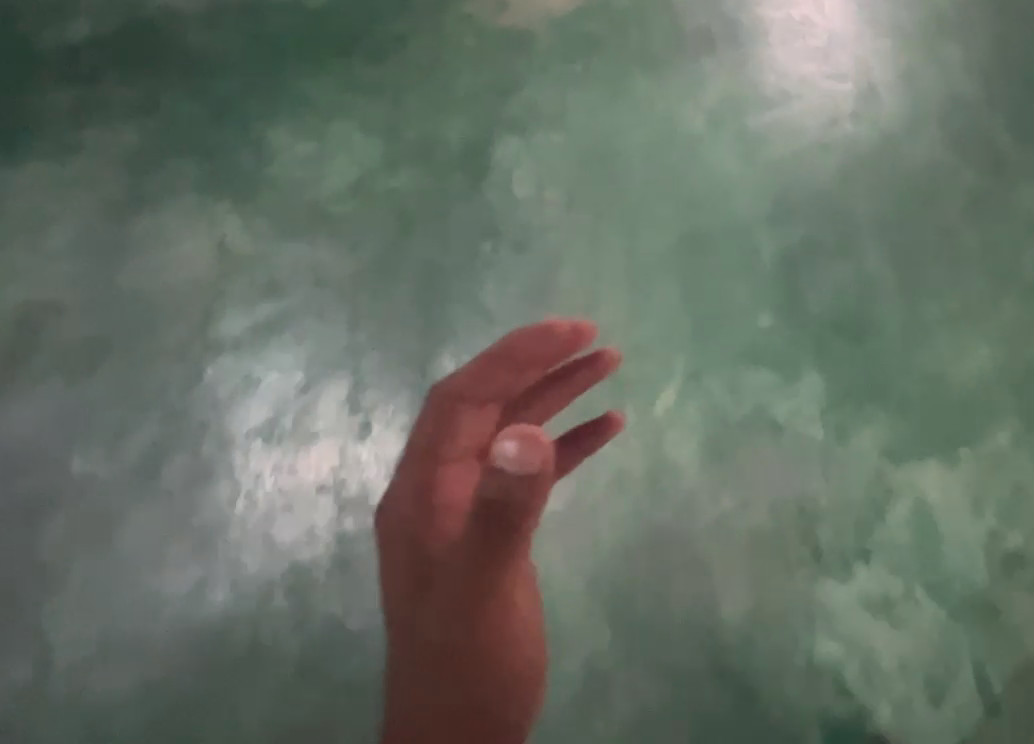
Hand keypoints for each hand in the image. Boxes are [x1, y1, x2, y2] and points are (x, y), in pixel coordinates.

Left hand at [377, 320, 625, 743]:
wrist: (461, 738)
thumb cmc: (467, 665)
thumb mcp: (485, 588)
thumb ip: (502, 509)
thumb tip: (526, 430)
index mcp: (423, 493)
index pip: (463, 399)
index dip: (515, 356)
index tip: (573, 331)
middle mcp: (440, 490)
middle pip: (487, 404)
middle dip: (537, 363)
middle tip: (594, 335)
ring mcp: (468, 511)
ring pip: (513, 430)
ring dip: (558, 394)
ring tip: (611, 362)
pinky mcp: (499, 532)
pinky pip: (535, 469)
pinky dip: (570, 441)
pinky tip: (611, 426)